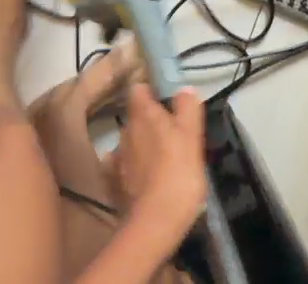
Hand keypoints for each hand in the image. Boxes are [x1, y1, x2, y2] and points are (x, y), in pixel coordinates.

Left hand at [113, 84, 207, 236]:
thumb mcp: (191, 136)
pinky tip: (146, 175)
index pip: (139, 89)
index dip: (150, 91)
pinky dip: (134, 165)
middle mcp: (125, 129)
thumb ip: (187, 109)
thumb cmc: (178, 172)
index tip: (164, 99)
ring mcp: (118, 154)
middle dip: (150, 120)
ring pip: (131, 140)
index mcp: (142, 113)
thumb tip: (183, 87)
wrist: (157, 220)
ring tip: (162, 157)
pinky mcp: (116, 179)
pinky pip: (124, 164)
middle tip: (172, 133)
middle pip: (136, 115)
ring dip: (143, 143)